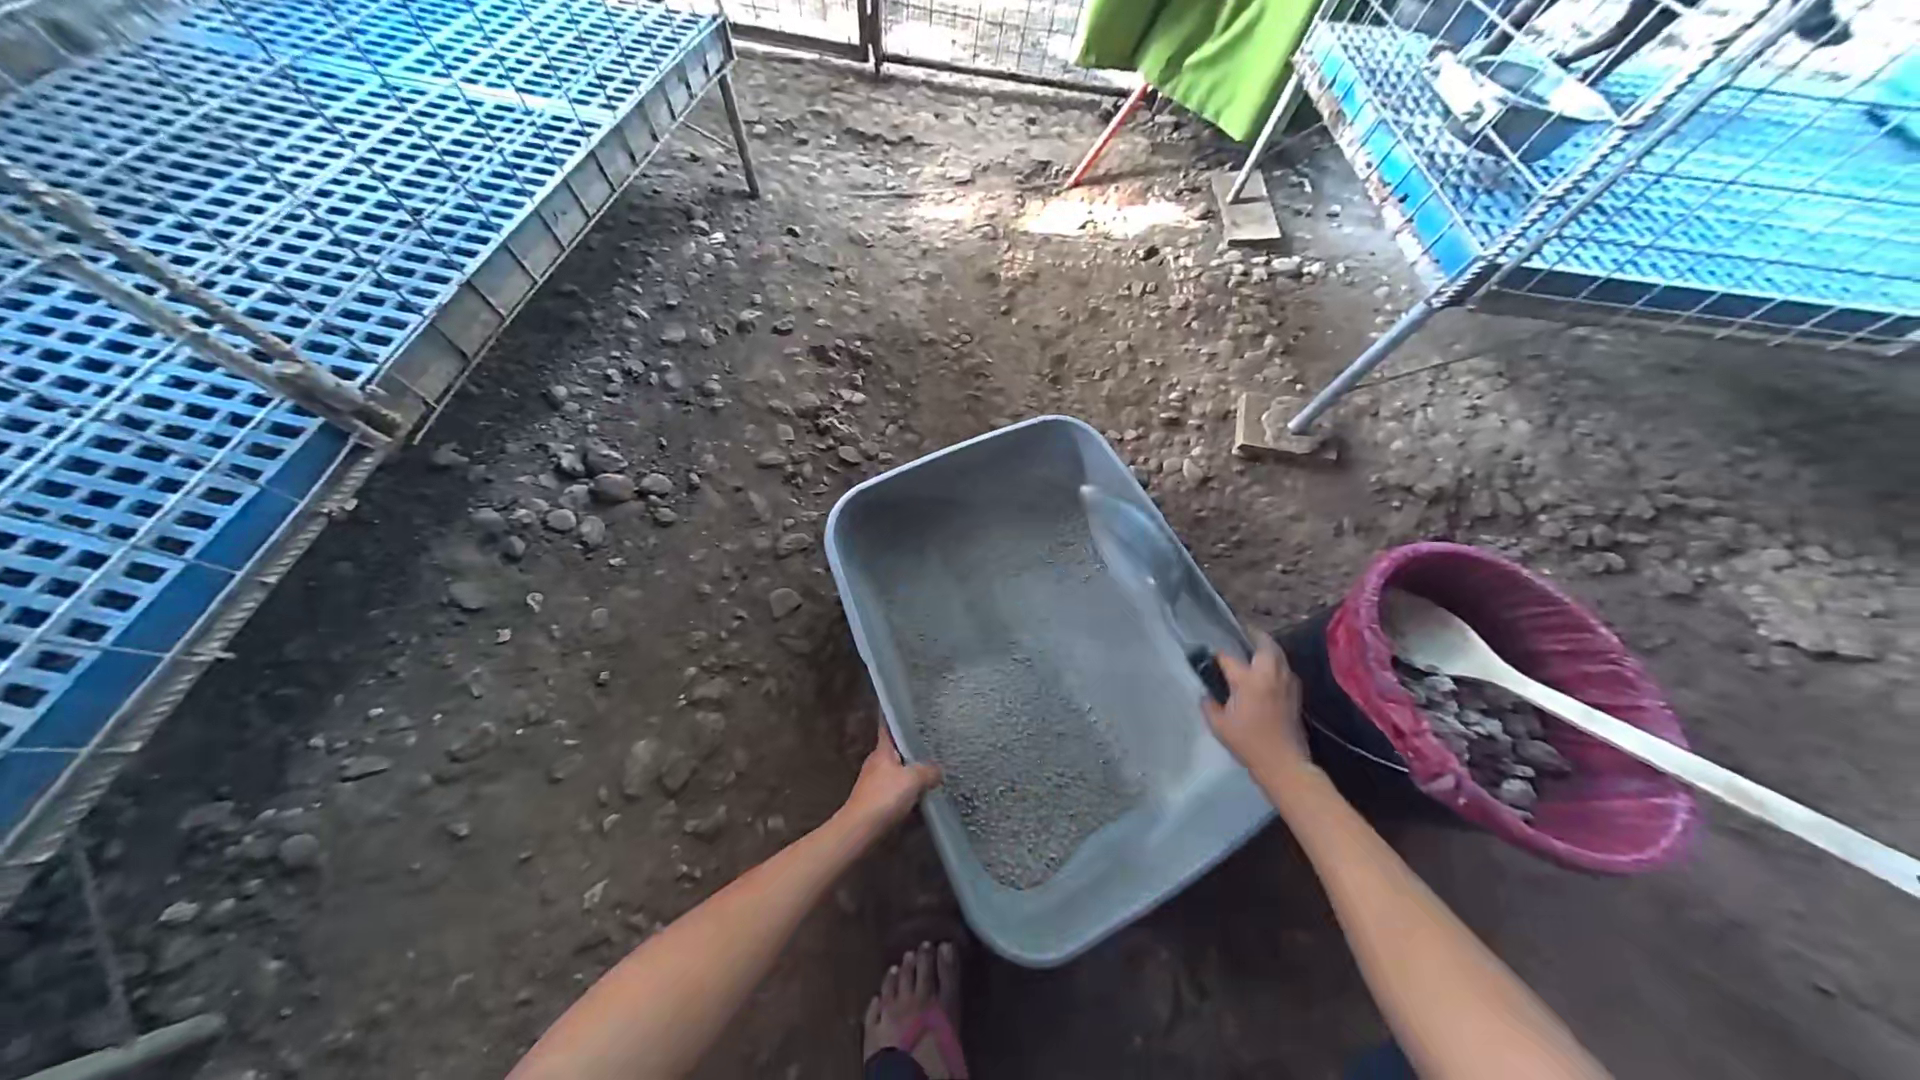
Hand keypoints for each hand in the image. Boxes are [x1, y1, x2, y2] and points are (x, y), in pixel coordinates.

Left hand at [839, 722, 941, 832]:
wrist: (859, 830)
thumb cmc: (884, 797)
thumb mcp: (913, 779)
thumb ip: (929, 771)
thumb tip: (938, 771)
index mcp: (882, 751)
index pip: (888, 727)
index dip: (894, 717)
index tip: (901, 707)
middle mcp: (876, 763)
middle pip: (896, 751)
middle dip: (910, 749)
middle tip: (931, 745)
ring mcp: (874, 783)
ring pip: (897, 772)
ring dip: (911, 773)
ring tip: (931, 772)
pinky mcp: (876, 802)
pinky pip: (896, 791)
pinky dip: (908, 792)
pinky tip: (921, 798)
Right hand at [1202, 633, 1311, 777]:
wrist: (1284, 763)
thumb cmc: (1247, 742)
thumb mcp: (1218, 724)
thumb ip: (1209, 704)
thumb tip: (1207, 693)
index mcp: (1248, 679)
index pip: (1228, 658)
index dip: (1217, 656)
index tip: (1209, 657)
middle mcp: (1270, 674)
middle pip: (1265, 643)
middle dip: (1253, 635)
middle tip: (1241, 634)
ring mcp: (1287, 682)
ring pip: (1279, 654)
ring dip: (1267, 648)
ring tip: (1253, 651)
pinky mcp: (1296, 693)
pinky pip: (1285, 668)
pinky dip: (1275, 664)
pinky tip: (1266, 673)